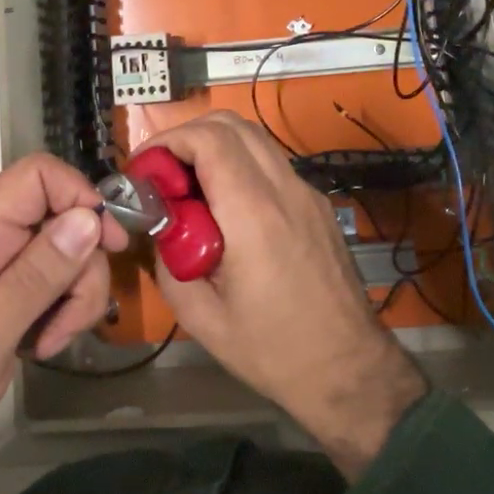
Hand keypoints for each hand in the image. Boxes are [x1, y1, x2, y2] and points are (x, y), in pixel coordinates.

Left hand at [0, 153, 127, 493]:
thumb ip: (33, 280)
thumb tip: (88, 219)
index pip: (36, 175)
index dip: (80, 197)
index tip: (107, 246)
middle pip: (62, 217)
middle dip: (82, 266)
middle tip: (69, 324)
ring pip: (66, 252)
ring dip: (76, 296)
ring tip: (50, 344)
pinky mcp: (5, 294)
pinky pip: (53, 281)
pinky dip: (63, 310)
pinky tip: (43, 345)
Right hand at [142, 111, 427, 478]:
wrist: (349, 369)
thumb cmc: (273, 350)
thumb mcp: (202, 318)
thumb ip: (168, 262)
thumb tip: (158, 225)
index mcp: (253, 214)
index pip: (209, 139)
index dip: (168, 141)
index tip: (144, 169)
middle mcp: (284, 189)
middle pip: (232, 124)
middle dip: (188, 137)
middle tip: (162, 175)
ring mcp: (307, 193)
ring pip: (255, 138)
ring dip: (215, 147)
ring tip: (190, 190)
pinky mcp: (317, 204)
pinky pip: (273, 164)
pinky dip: (241, 165)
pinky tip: (226, 209)